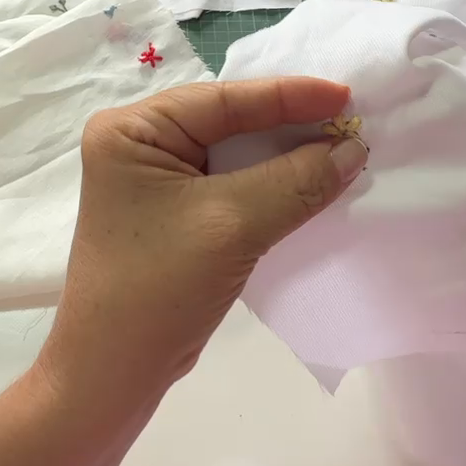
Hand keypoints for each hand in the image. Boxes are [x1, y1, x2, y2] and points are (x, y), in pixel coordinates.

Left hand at [37, 77, 367, 413]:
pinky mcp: (172, 210)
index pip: (221, 100)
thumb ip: (294, 181)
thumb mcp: (231, 225)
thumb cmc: (159, 286)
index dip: (287, 95)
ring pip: (232, 152)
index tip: (346, 93)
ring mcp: (153, 178)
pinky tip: (309, 180)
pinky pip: (229, 182)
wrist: (113, 372)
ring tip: (340, 145)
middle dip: (288, 122)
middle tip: (350, 118)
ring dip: (283, 153)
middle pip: (226, 120)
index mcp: (131, 129)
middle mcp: (137, 142)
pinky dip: (269, 182)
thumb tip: (351, 150)